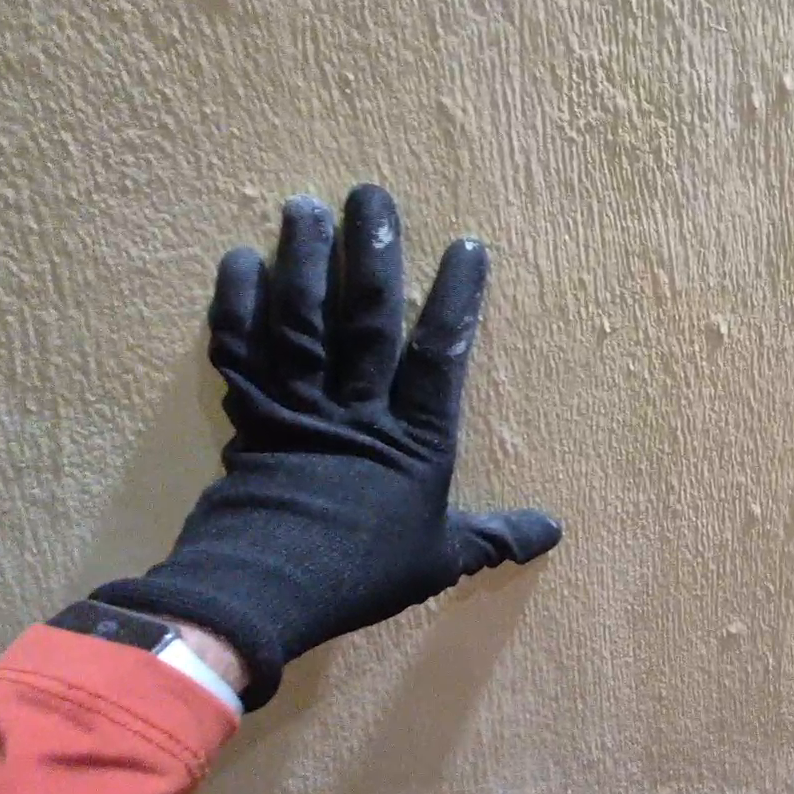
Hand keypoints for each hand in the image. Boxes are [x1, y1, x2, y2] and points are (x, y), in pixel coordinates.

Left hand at [92, 185, 560, 709]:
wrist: (260, 597)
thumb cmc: (364, 570)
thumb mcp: (443, 557)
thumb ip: (497, 536)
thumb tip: (556, 533)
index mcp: (414, 436)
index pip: (441, 354)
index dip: (456, 299)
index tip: (467, 246)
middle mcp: (358, 406)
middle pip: (367, 319)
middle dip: (372, 255)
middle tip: (371, 196)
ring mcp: (298, 407)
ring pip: (302, 322)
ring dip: (304, 262)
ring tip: (306, 207)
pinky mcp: (250, 417)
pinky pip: (242, 353)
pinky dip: (237, 306)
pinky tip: (240, 260)